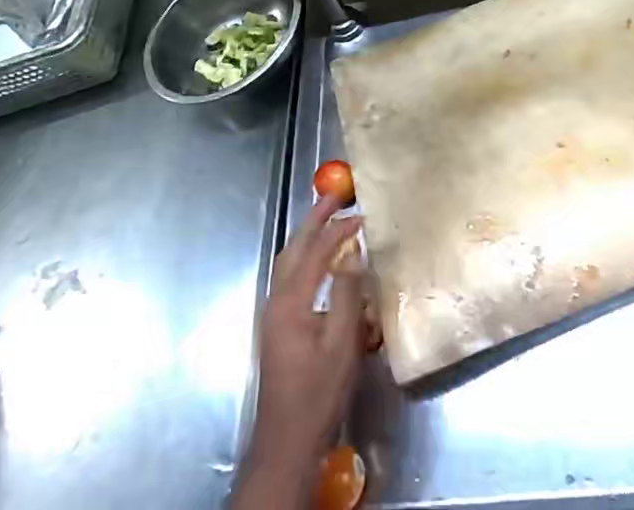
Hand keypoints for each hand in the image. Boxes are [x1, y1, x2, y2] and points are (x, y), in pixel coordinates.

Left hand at [231, 193, 364, 509]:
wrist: (286, 437)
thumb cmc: (318, 392)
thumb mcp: (341, 344)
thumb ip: (347, 295)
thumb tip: (352, 252)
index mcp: (291, 301)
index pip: (316, 253)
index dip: (338, 230)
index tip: (360, 214)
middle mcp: (276, 300)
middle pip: (294, 249)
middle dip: (313, 220)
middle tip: (334, 196)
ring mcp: (273, 312)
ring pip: (288, 261)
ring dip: (307, 236)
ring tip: (327, 219)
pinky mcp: (278, 325)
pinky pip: (289, 276)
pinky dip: (305, 257)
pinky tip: (319, 262)